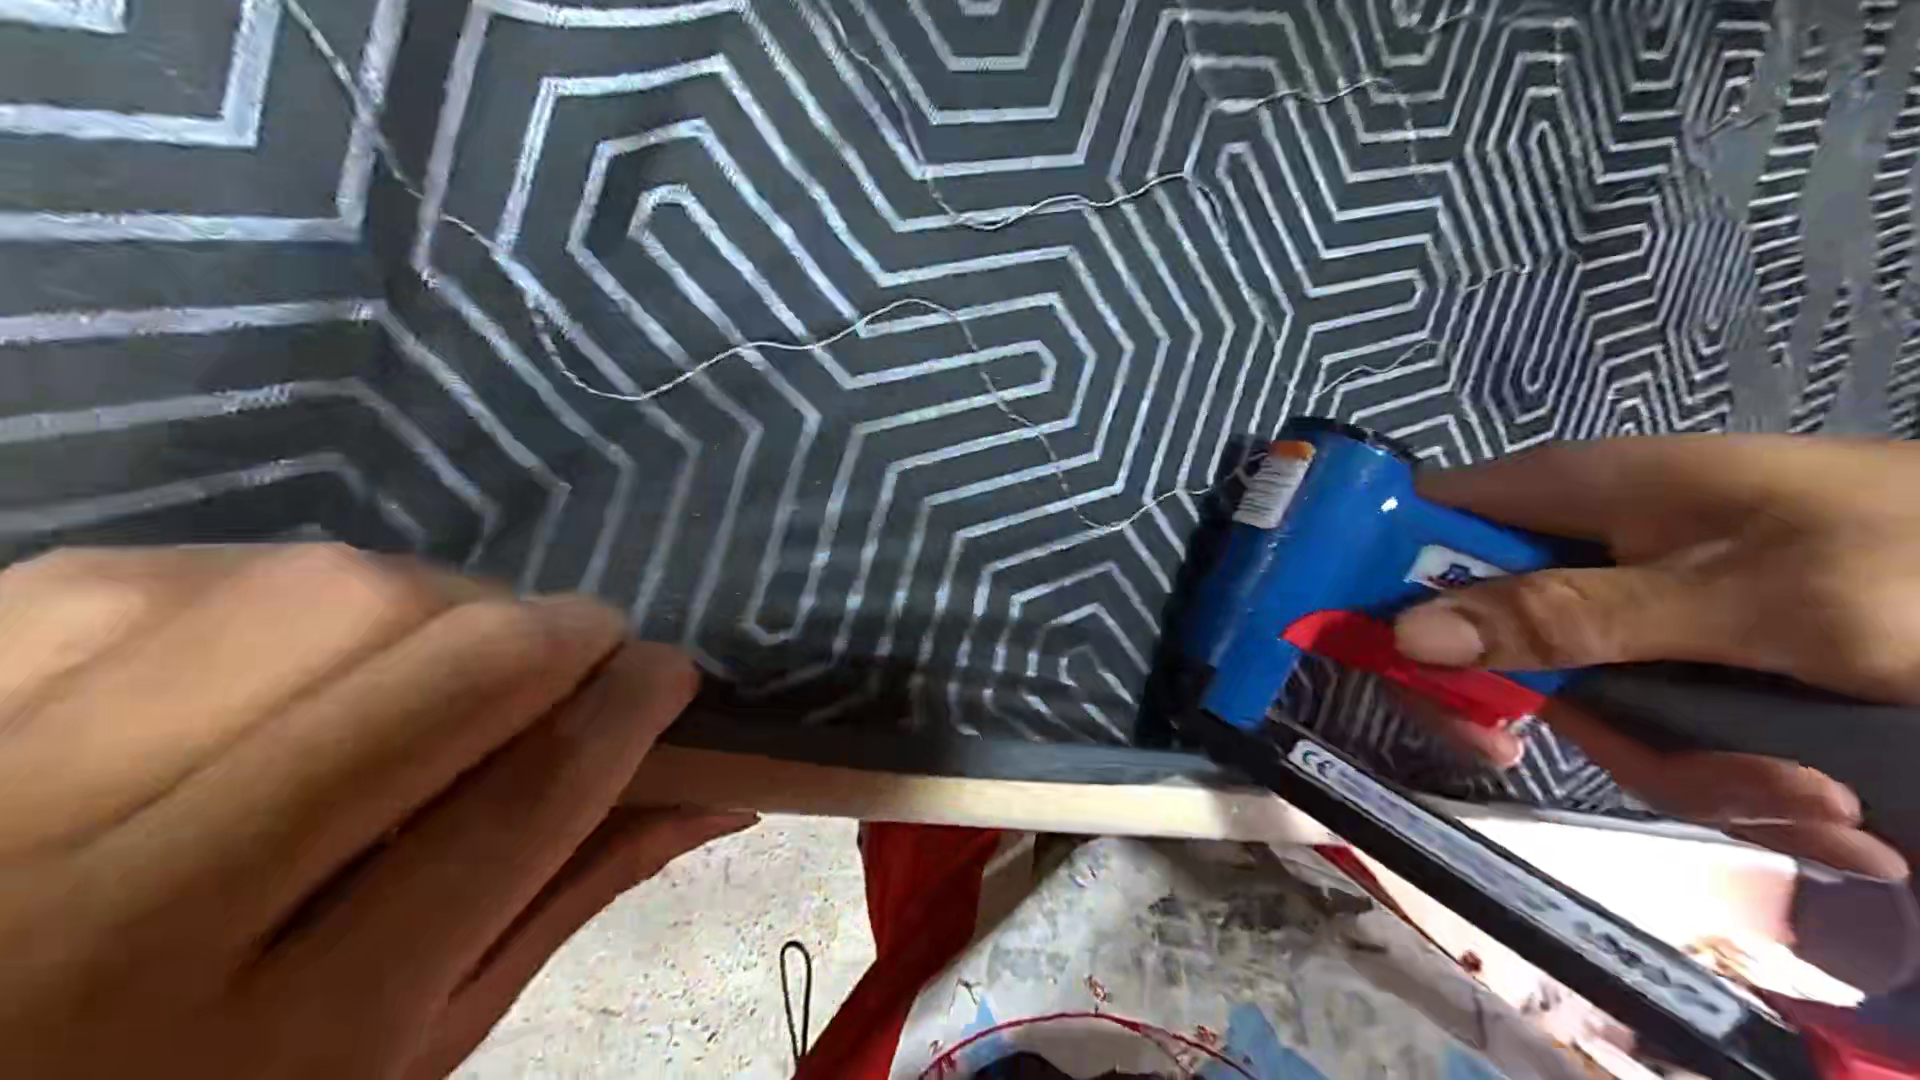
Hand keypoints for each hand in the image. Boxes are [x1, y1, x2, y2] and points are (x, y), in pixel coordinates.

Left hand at [0, 546, 754, 1079]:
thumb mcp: (411, 1048)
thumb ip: (571, 895)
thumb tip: (726, 791)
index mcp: (288, 1043)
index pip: (531, 799)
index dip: (631, 705)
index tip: (671, 669)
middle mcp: (118, 928)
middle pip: (443, 676)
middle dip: (557, 632)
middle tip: (586, 640)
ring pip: (319, 599)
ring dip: (434, 596)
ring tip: (448, 635)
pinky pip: (157, 573)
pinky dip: (275, 581)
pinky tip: (292, 629)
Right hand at [1391, 436, 1917, 878]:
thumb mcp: (1748, 601)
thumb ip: (1570, 617)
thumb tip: (1407, 634)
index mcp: (1558, 496)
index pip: (1410, 526)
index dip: (1375, 585)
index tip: (1391, 665)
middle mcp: (1567, 549)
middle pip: (1464, 627)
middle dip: (1512, 704)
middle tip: (1518, 755)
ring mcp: (1618, 608)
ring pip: (1560, 695)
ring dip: (1665, 764)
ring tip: (1805, 801)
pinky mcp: (1672, 657)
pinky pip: (1640, 726)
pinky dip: (1720, 779)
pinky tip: (1821, 806)